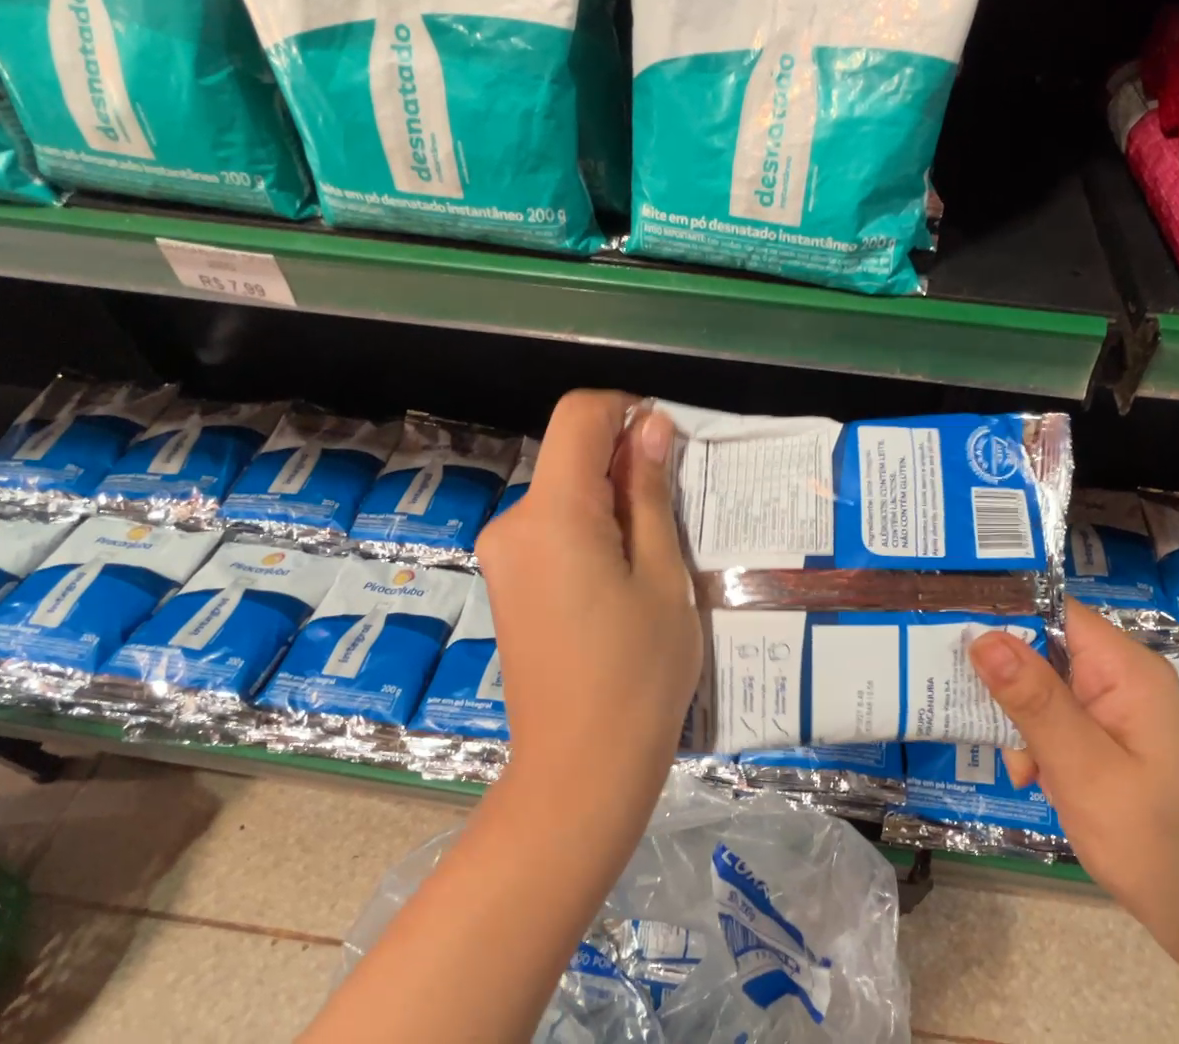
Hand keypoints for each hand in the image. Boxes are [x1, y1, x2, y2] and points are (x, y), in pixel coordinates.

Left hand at [474, 391, 702, 801]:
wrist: (581, 767)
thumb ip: (649, 493)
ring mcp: (503, 558)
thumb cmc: (639, 672)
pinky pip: (551, 534)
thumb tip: (650, 426)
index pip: (578, 417)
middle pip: (569, 459)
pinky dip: (588, 536)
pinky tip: (621, 586)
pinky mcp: (507, 587)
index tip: (666, 444)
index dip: (624, 412)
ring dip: (610, 506)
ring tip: (654, 565)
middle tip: (675, 520)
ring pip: (562, 498)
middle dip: (623, 468)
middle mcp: (513, 524)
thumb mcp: (662, 575)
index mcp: (552, 513)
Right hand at [969, 601, 1178, 967]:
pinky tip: (1036, 782)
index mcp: (1128, 671)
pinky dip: (1038, 746)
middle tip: (978, 721)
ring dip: (1021, 723)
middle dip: (1008, 683)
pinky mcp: (1112, 743)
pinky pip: (1060, 723)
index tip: (950, 633)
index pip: (1057, 612)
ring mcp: (1119, 713)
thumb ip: (1034, 700)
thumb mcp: (1083, 768)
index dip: (1005, 615)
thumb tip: (983, 636)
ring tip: (1023, 771)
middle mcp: (1125, 680)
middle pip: (1046, 650)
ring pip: (1045, 690)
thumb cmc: (1151, 838)